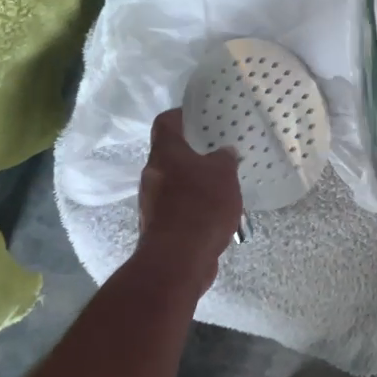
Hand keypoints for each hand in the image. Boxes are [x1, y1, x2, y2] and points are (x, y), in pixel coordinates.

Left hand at [136, 108, 242, 296]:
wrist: (177, 261)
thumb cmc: (200, 205)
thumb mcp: (224, 174)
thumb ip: (224, 159)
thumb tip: (223, 153)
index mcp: (165, 153)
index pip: (165, 123)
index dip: (181, 116)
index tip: (198, 117)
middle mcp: (152, 174)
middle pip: (170, 155)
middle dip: (192, 155)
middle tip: (217, 154)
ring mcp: (151, 203)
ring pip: (173, 184)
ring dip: (193, 184)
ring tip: (220, 188)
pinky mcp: (157, 228)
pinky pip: (176, 209)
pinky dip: (192, 209)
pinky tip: (213, 216)